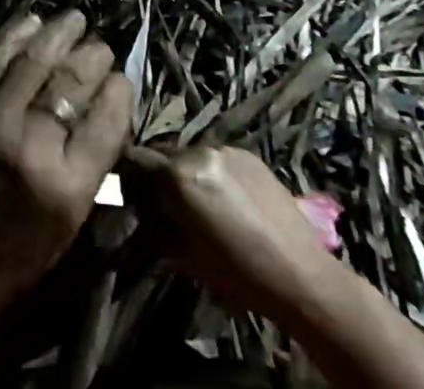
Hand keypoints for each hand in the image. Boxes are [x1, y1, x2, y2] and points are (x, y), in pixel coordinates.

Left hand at [0, 10, 132, 337]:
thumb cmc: (19, 250)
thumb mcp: (73, 218)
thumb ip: (95, 160)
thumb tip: (112, 104)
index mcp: (68, 185)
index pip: (107, 119)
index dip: (120, 91)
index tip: (123, 80)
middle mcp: (33, 146)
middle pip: (73, 83)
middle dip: (94, 56)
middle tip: (103, 47)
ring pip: (36, 61)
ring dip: (60, 33)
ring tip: (75, 19)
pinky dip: (17, 36)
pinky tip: (33, 22)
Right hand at [123, 145, 334, 319]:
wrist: (299, 273)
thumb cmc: (235, 270)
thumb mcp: (181, 252)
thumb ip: (153, 221)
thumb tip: (136, 206)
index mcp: (179, 174)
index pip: (136, 157)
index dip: (126, 172)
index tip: (124, 188)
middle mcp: (200, 151)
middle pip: (164, 153)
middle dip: (157, 173)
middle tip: (160, 200)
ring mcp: (227, 150)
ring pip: (191, 154)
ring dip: (185, 171)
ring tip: (196, 201)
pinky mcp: (250, 155)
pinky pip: (217, 157)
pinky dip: (212, 172)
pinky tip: (224, 198)